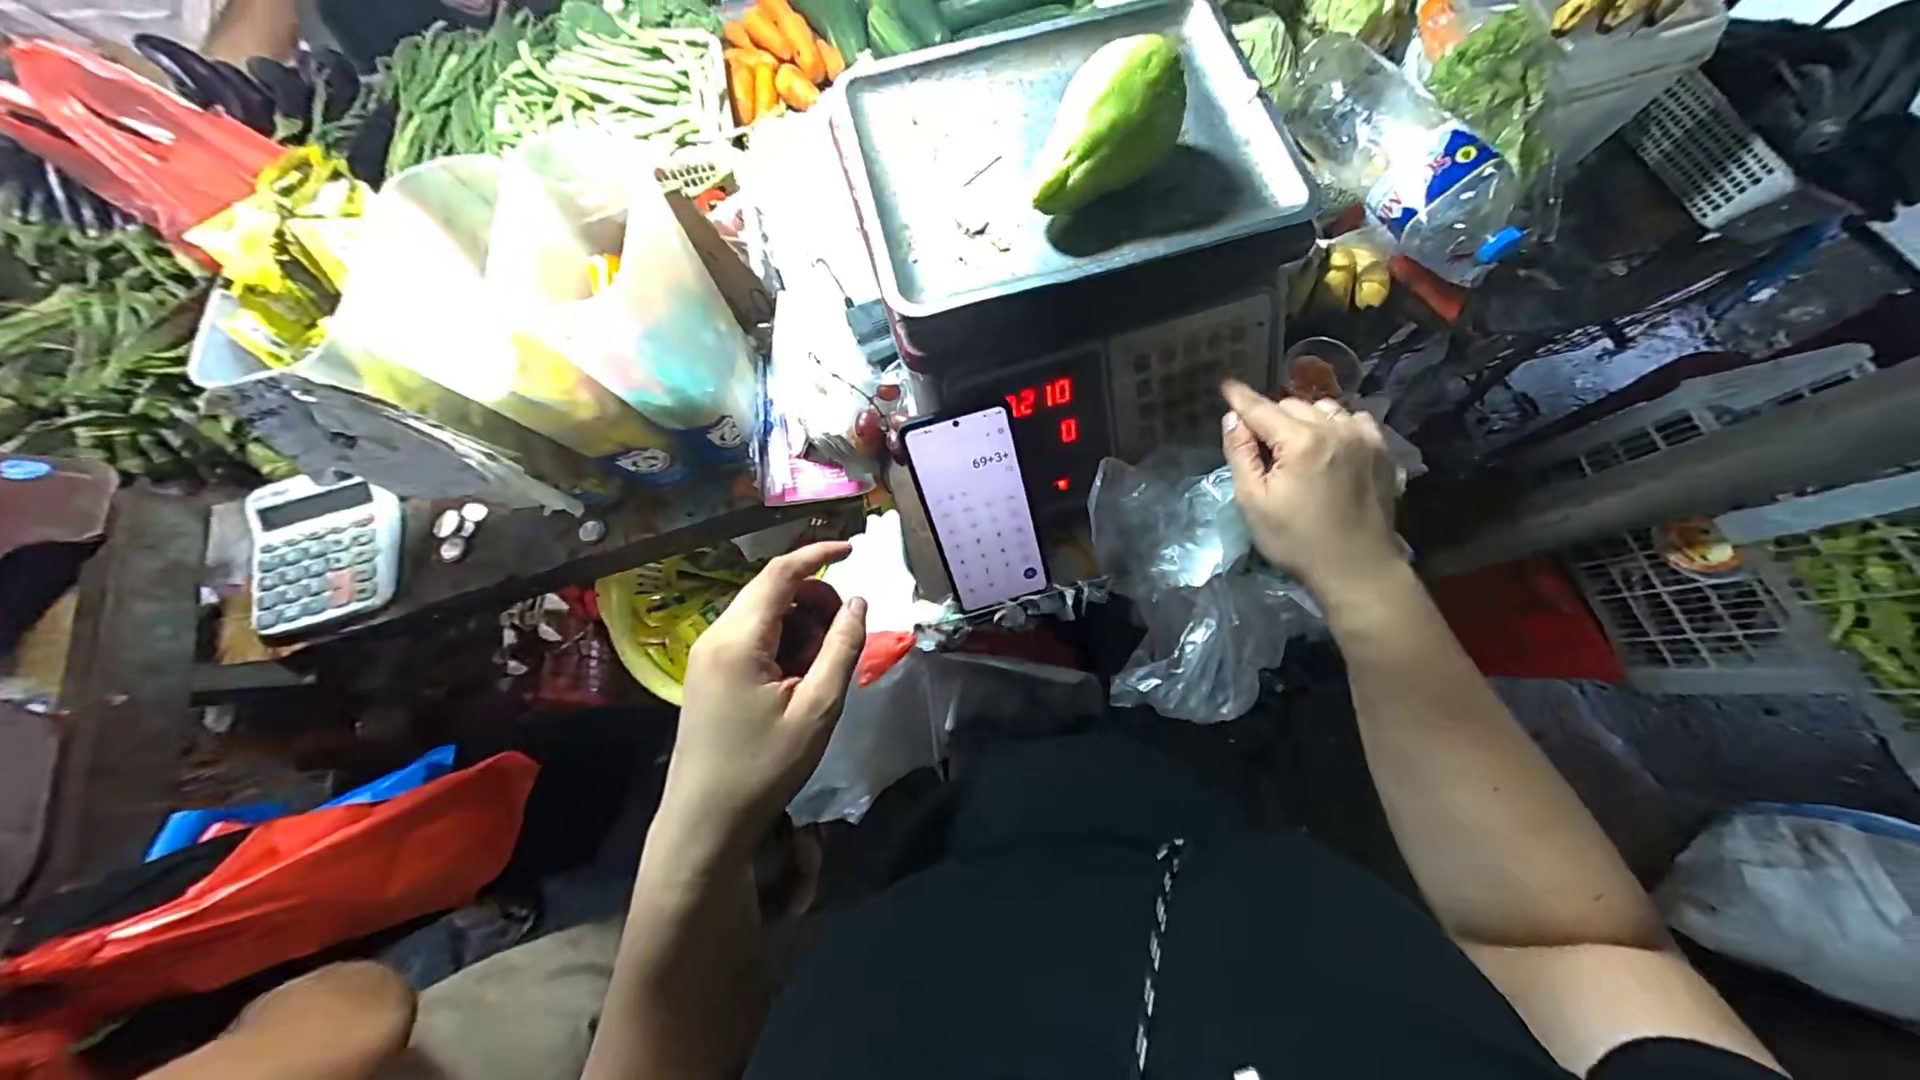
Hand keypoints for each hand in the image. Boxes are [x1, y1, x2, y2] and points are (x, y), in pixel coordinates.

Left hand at [664, 542, 867, 853]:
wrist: (706, 822)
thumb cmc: (764, 767)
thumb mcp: (817, 709)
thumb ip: (842, 648)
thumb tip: (858, 602)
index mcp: (738, 640)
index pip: (780, 574)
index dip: (818, 554)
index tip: (853, 549)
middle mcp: (716, 636)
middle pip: (771, 589)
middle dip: (815, 597)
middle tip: (843, 634)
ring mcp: (707, 654)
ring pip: (763, 612)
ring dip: (800, 622)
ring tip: (821, 665)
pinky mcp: (708, 671)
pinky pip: (752, 635)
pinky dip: (782, 640)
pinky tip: (796, 675)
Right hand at [1221, 380, 1401, 593]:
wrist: (1356, 568)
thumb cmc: (1295, 540)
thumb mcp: (1253, 501)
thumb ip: (1240, 455)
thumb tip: (1233, 419)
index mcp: (1300, 441)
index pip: (1261, 409)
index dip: (1240, 397)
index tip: (1226, 384)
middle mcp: (1336, 429)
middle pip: (1292, 406)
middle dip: (1271, 417)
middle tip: (1259, 445)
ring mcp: (1364, 438)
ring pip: (1324, 409)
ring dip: (1303, 419)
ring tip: (1294, 446)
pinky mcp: (1382, 450)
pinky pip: (1354, 420)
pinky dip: (1336, 425)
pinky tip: (1328, 445)